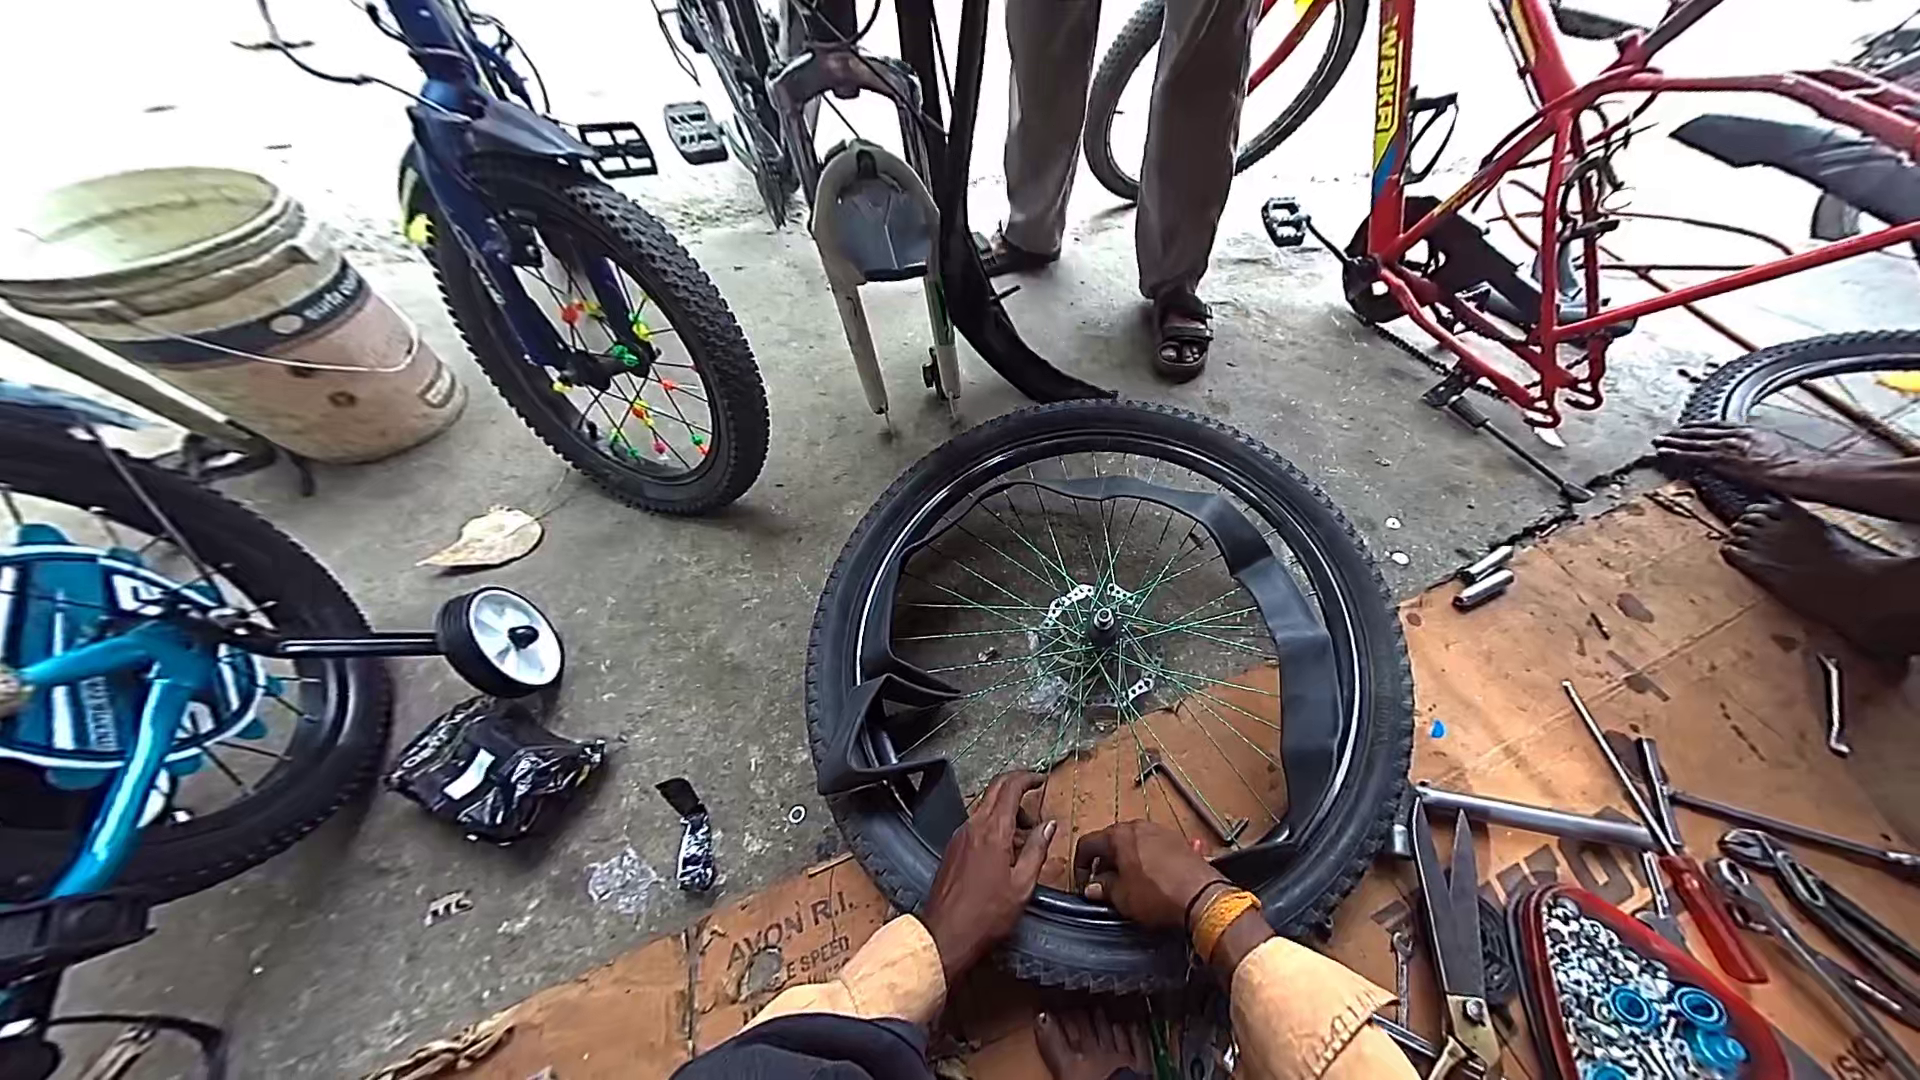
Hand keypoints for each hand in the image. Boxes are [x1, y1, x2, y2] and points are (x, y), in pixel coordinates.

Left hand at [919, 771, 1056, 984]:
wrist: (945, 933)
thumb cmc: (985, 915)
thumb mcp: (1022, 885)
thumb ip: (1037, 849)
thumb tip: (1049, 826)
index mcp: (993, 830)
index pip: (1010, 787)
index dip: (1027, 778)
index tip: (1041, 778)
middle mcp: (974, 825)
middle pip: (995, 788)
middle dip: (1016, 785)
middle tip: (1034, 793)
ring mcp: (961, 834)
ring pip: (986, 806)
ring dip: (1007, 810)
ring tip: (1024, 834)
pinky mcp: (954, 846)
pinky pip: (977, 822)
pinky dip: (994, 823)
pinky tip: (1005, 848)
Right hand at [1071, 820, 1224, 930]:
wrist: (1202, 896)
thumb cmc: (1158, 894)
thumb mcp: (1123, 898)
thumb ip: (1104, 889)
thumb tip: (1093, 887)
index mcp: (1117, 835)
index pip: (1088, 844)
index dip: (1081, 866)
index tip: (1084, 884)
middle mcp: (1137, 826)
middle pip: (1111, 842)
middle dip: (1105, 864)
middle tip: (1106, 887)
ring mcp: (1159, 831)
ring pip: (1134, 843)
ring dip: (1128, 861)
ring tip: (1132, 885)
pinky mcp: (1178, 842)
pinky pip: (1156, 848)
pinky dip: (1149, 861)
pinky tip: (1155, 878)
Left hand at [1653, 423, 1807, 488]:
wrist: (1793, 469)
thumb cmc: (1792, 462)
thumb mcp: (1775, 445)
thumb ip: (1756, 443)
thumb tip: (1749, 448)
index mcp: (1750, 431)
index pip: (1718, 425)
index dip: (1699, 426)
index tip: (1686, 425)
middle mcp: (1734, 436)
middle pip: (1700, 432)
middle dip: (1680, 433)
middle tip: (1664, 434)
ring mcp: (1724, 448)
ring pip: (1691, 443)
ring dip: (1672, 442)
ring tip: (1657, 441)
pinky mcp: (1717, 460)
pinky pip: (1690, 456)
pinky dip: (1674, 453)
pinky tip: (1662, 452)